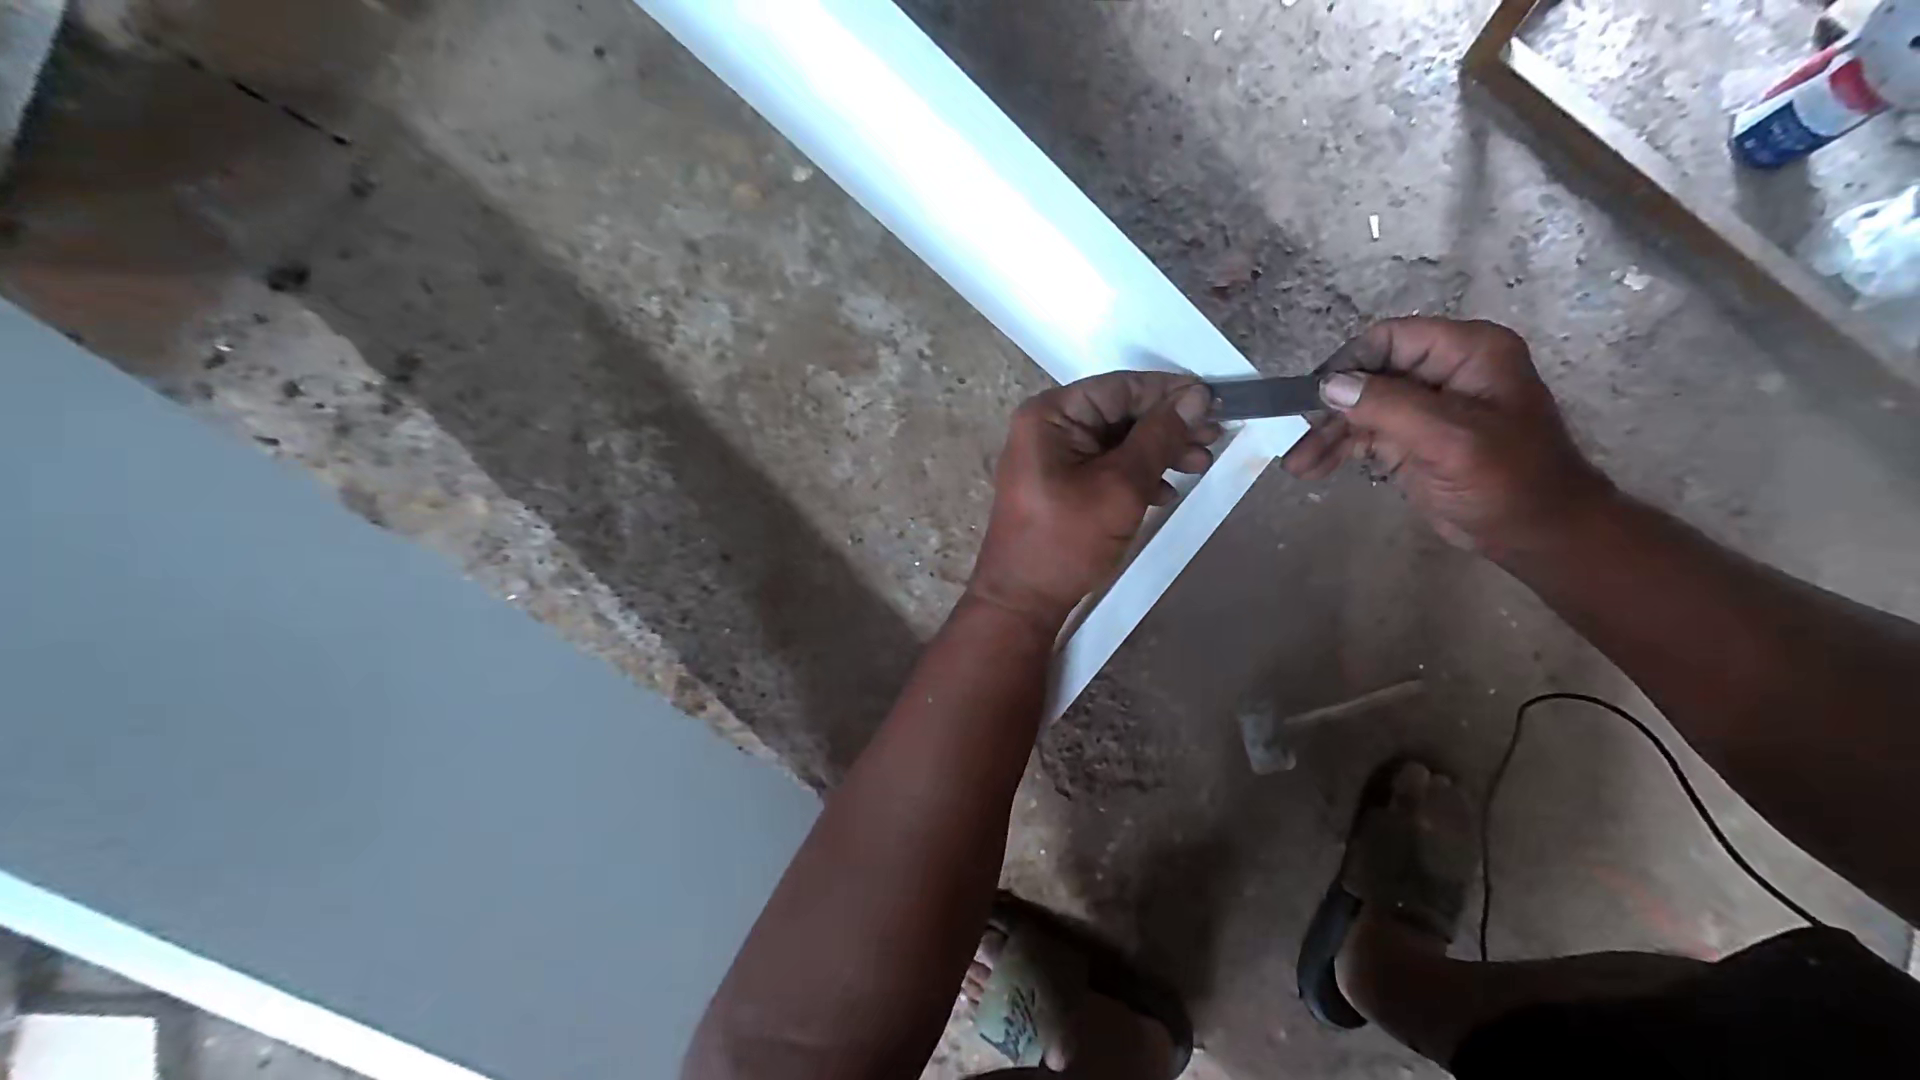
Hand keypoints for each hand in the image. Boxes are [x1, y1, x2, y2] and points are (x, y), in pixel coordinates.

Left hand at [968, 373, 1217, 627]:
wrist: (1023, 600)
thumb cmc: (1067, 540)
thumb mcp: (1120, 486)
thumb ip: (1159, 437)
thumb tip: (1196, 397)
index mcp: (1050, 415)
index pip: (1119, 387)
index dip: (1169, 392)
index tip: (1216, 402)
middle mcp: (1048, 427)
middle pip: (1119, 412)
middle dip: (1168, 425)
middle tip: (1214, 438)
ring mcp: (1052, 457)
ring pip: (1117, 440)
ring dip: (1159, 452)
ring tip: (1200, 465)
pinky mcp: (1060, 484)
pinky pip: (1106, 465)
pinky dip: (1137, 474)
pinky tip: (1166, 491)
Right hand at [1281, 317, 1612, 558]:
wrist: (1535, 533)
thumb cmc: (1508, 480)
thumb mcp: (1450, 438)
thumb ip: (1389, 406)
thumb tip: (1329, 386)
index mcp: (1465, 353)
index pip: (1389, 340)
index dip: (1347, 365)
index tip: (1314, 399)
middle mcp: (1440, 372)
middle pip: (1365, 376)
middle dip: (1329, 409)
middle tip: (1297, 439)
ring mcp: (1422, 407)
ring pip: (1356, 408)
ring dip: (1325, 436)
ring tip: (1298, 465)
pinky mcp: (1408, 439)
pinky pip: (1362, 435)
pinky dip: (1336, 451)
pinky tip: (1312, 469)